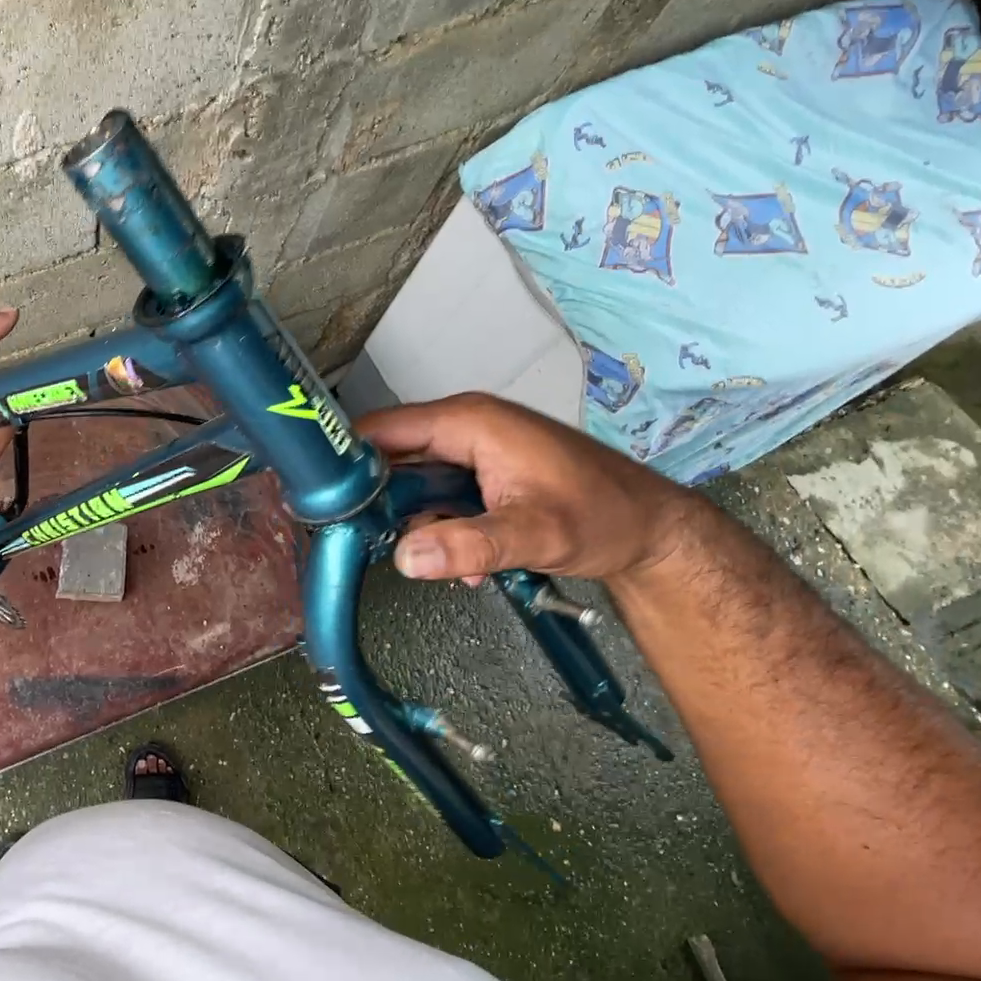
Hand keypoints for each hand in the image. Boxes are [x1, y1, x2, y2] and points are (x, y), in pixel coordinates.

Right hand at [355, 393, 704, 582]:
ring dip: (410, 520)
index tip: (326, 506)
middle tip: (367, 541)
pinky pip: (433, 494)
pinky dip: (436, 526)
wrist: (655, 533)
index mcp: (467, 422)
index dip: (344, 463)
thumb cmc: (606, 519)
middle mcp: (461, 427)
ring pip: (407, 480)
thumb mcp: (536, 535)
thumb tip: (405, 558)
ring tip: (431, 557)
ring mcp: (469, 450)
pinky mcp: (477, 473)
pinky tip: (461, 559)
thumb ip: (470, 544)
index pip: (379, 429)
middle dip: (375, 500)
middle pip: (386, 456)